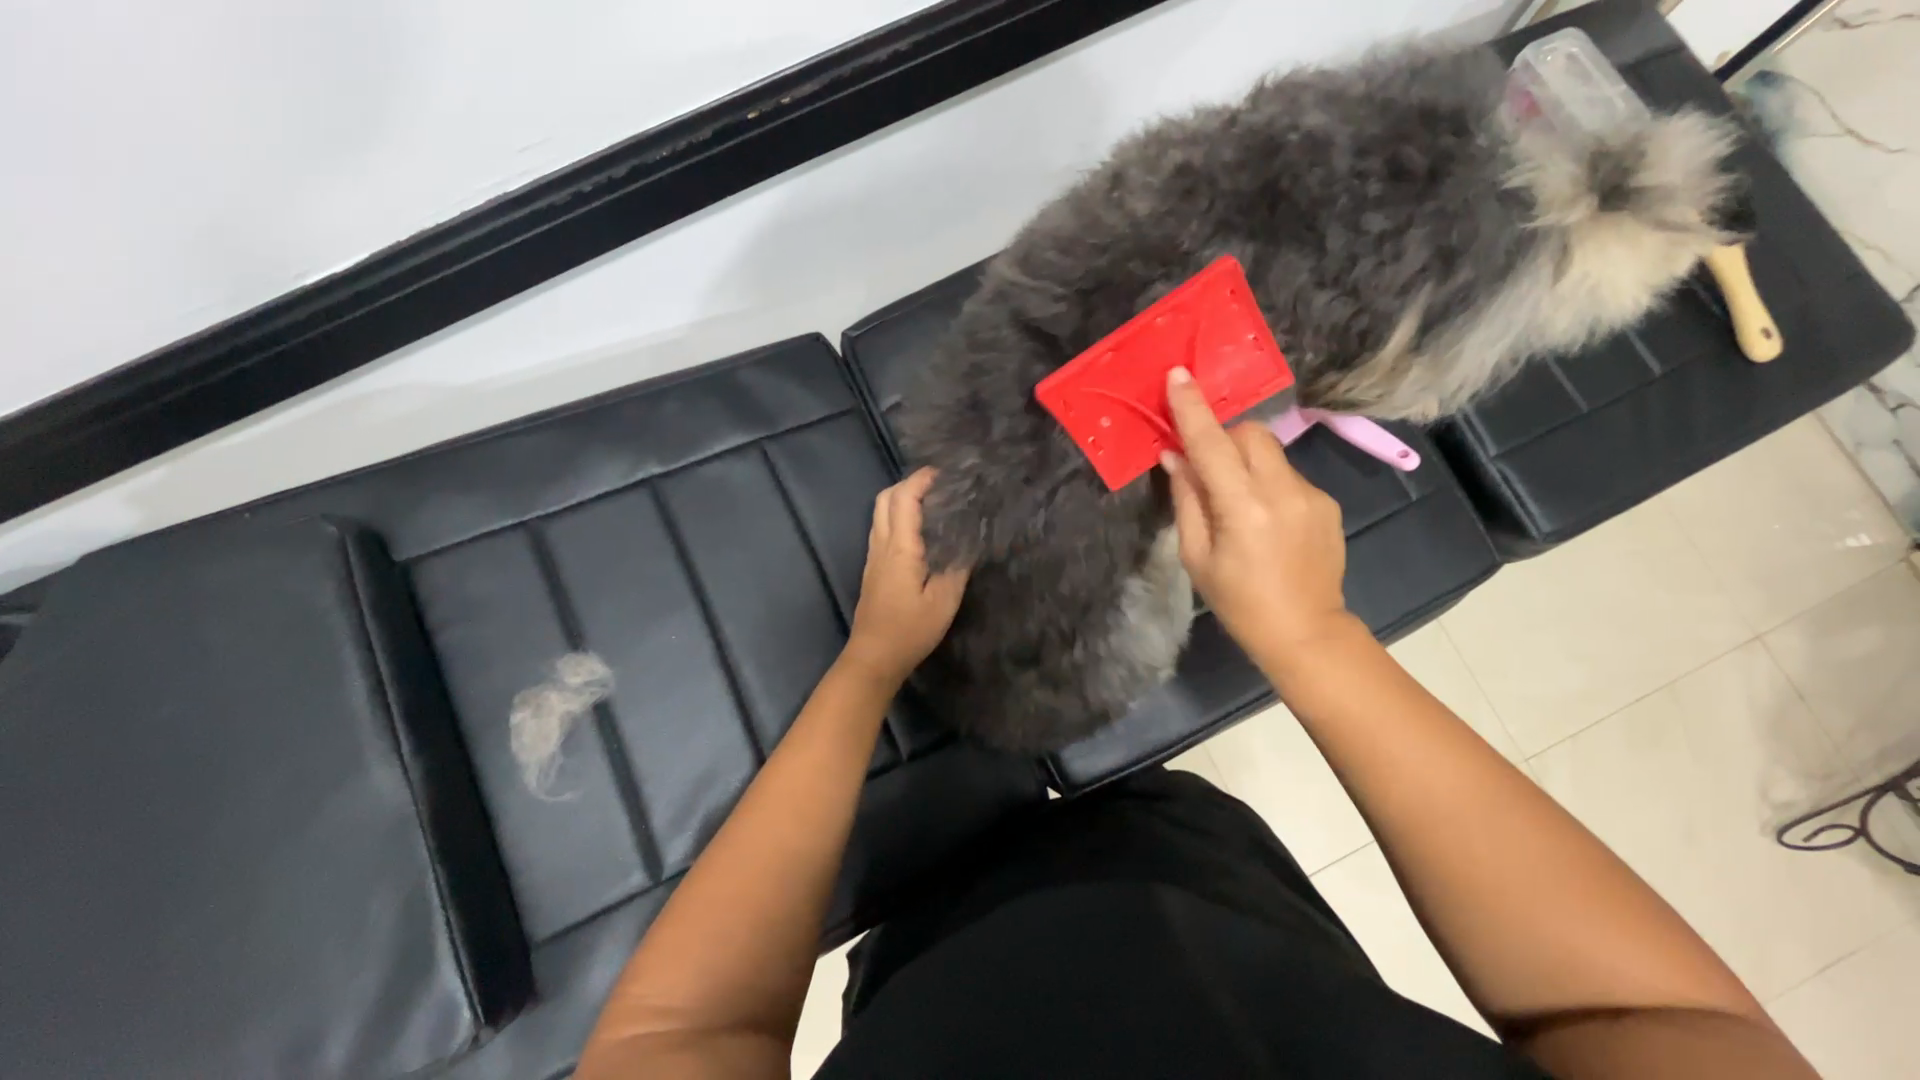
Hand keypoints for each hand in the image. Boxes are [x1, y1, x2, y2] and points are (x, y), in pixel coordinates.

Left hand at [842, 469, 971, 685]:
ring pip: (880, 513)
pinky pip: (882, 530)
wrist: (873, 658)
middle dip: (909, 483)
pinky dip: (898, 517)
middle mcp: (882, 545)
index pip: (905, 499)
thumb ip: (957, 566)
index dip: (922, 480)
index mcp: (900, 548)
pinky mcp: (873, 569)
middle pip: (885, 498)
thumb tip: (971, 539)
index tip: (944, 472)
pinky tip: (918, 531)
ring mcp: (873, 557)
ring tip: (932, 503)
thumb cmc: (910, 630)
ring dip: (901, 499)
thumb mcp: (944, 600)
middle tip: (938, 485)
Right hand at [1160, 367, 1353, 656]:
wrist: (1306, 632)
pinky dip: (1268, 484)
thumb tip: (1176, 456)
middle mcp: (1282, 491)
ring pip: (1271, 452)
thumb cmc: (1238, 602)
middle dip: (1224, 437)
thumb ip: (1187, 500)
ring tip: (1237, 502)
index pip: (1212, 444)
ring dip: (1245, 461)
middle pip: (1250, 433)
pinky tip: (1266, 522)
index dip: (1192, 408)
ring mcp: (1311, 495)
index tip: (1178, 376)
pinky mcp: (1327, 503)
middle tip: (1206, 466)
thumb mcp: (1197, 556)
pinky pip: (1288, 475)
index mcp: (1243, 508)